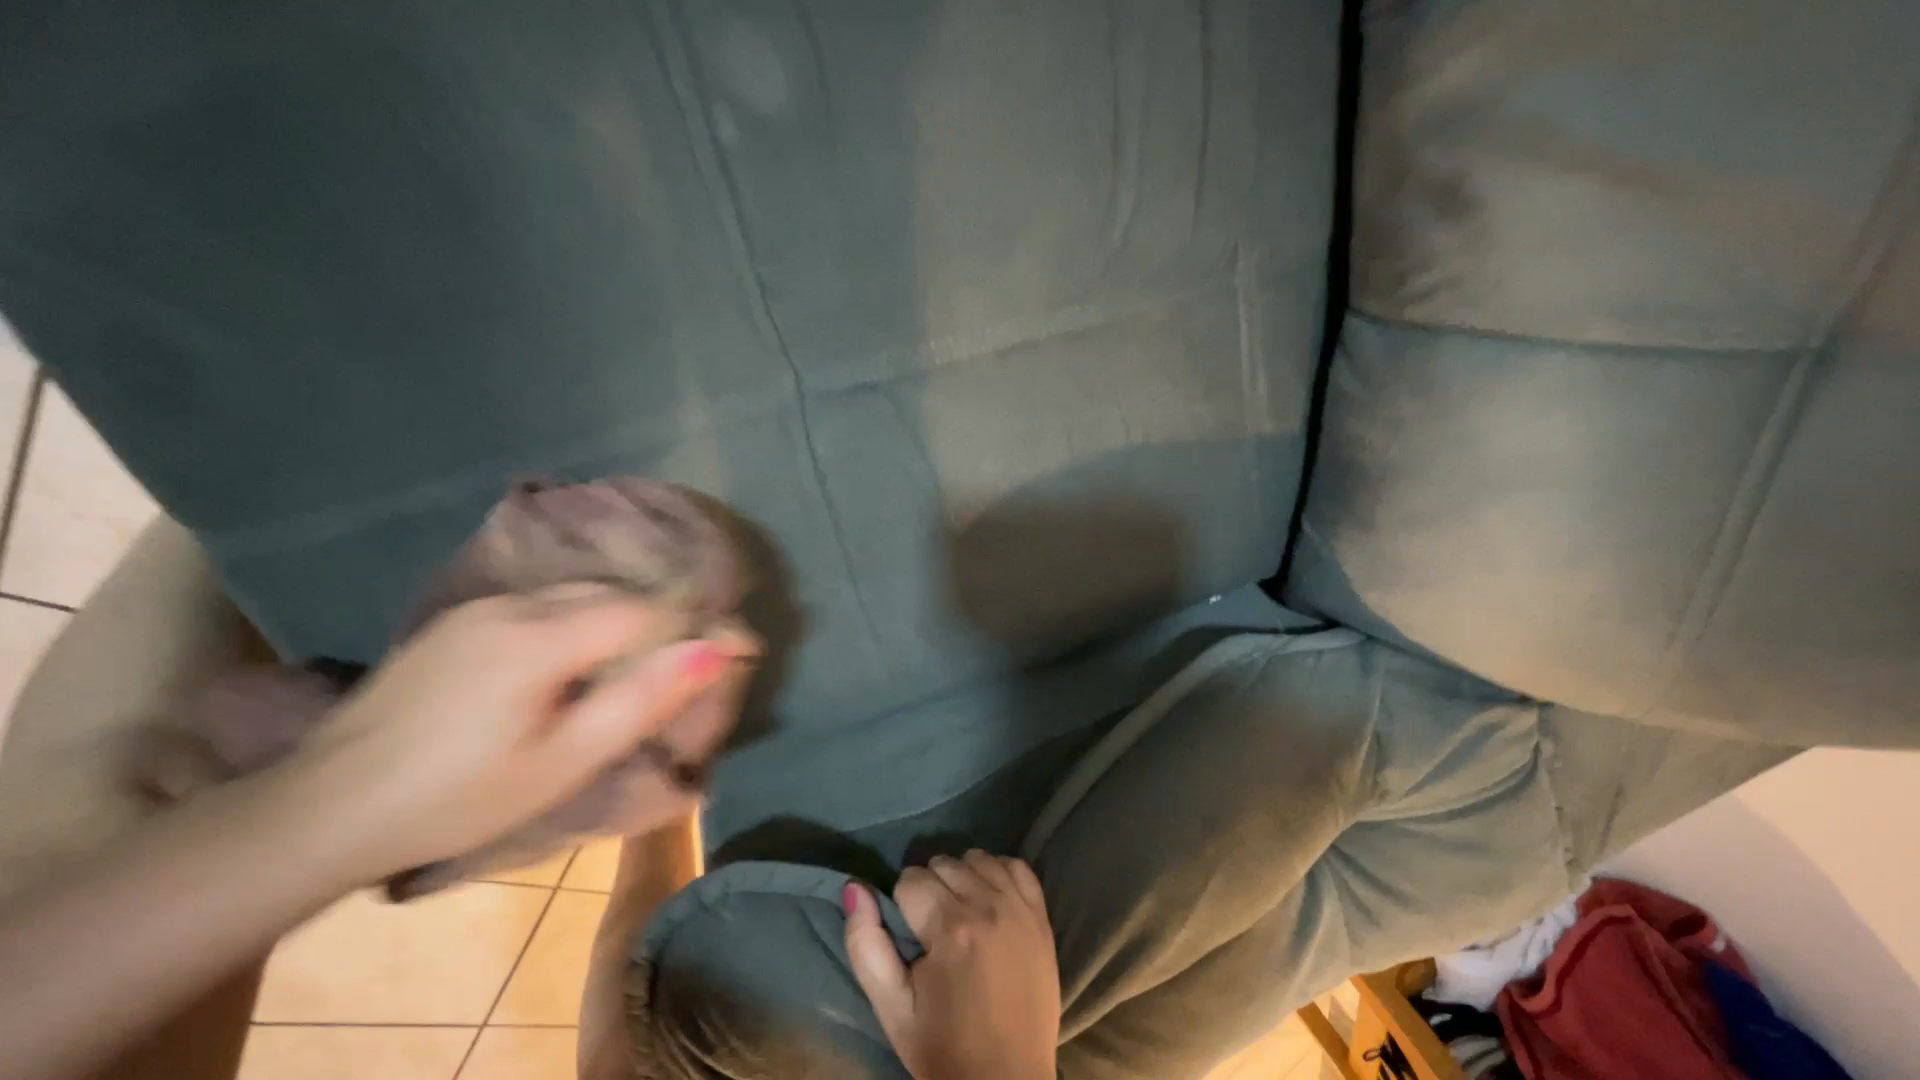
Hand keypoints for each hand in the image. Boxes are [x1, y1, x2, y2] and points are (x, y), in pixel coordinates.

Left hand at [282, 585, 752, 882]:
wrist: (325, 811)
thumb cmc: (458, 799)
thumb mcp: (563, 762)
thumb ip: (641, 701)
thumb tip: (714, 650)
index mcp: (540, 636)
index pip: (645, 609)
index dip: (696, 626)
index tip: (741, 648)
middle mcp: (511, 603)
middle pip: (612, 596)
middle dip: (661, 623)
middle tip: (693, 669)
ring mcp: (476, 609)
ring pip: (575, 598)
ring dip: (620, 624)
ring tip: (642, 671)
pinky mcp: (455, 625)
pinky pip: (540, 608)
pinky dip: (579, 627)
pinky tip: (575, 669)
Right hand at [844, 851, 1060, 1079]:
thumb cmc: (943, 1046)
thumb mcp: (890, 1005)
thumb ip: (865, 943)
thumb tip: (853, 887)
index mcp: (951, 929)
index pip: (910, 879)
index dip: (902, 907)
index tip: (911, 938)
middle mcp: (989, 907)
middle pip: (943, 864)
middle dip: (929, 890)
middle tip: (931, 931)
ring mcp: (1020, 908)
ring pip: (978, 859)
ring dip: (961, 879)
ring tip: (958, 916)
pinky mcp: (1042, 917)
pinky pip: (1016, 867)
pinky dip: (998, 874)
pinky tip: (988, 901)